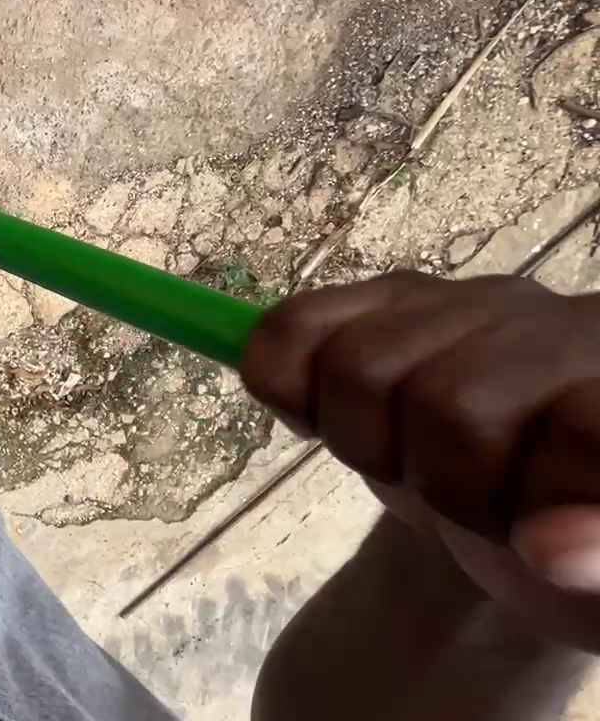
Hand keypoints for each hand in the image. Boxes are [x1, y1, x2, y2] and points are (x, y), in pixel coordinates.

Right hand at [242, 271, 599, 646]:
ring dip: (357, 440)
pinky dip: (277, 380)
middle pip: (446, 403)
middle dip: (435, 479)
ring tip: (396, 462)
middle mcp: (564, 326)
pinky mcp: (382, 295)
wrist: (527, 493)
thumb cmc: (577, 530)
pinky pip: (291, 325)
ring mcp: (466, 300)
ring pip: (355, 365)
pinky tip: (310, 416)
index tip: (539, 550)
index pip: (582, 429)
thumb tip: (549, 550)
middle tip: (460, 507)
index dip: (547, 491)